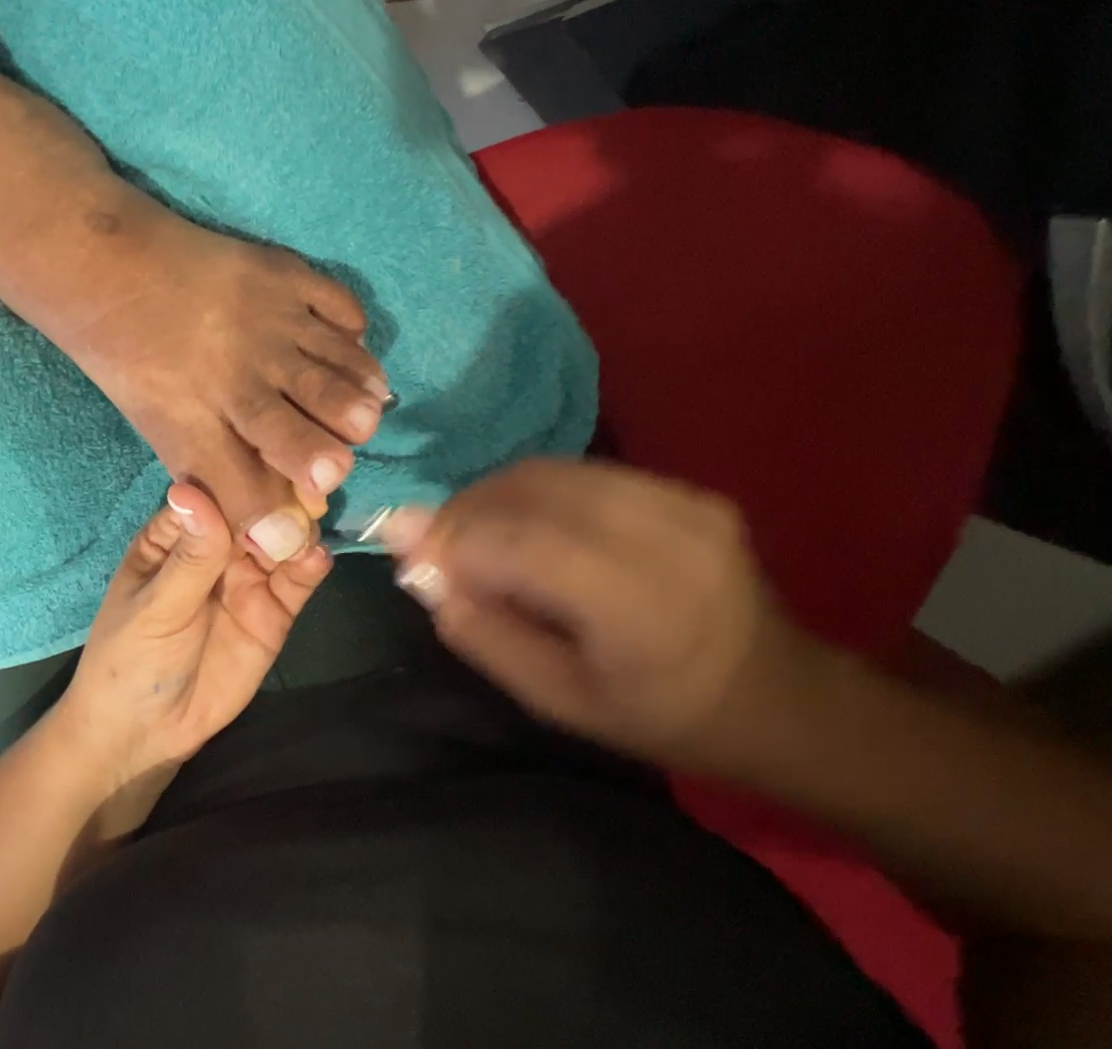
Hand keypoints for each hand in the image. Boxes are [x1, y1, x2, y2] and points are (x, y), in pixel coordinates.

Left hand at [52, 483, 331, 806]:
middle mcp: (217, 545)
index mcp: (176, 533)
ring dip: (299, 529)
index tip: (270, 457)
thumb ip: (189, 558)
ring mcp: (248, 577)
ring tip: (310, 525)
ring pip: (283, 539)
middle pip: (256, 509)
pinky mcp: (274, 611)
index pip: (214, 491)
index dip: (241, 474)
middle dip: (279, 498)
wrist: (147, 732)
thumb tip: (194, 490)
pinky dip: (311, 567)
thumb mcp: (155, 607)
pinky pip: (298, 582)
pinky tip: (317, 558)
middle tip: (306, 489)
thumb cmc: (130, 660)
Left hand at [53, 211, 387, 560]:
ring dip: (359, 395)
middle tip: (336, 467)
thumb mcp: (159, 428)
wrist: (114, 271)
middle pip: (295, 430)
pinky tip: (352, 349)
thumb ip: (213, 472)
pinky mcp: (284, 275)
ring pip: (336, 369)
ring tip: (367, 413)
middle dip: (323, 458)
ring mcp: (266, 321)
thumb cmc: (133, 363)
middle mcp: (234, 378)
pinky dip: (354, 334)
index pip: (241, 486)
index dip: (271, 520)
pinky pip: (341, 307)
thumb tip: (273, 527)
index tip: (292, 541)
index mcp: (192, 423)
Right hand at [386, 459, 822, 770]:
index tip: (409, 559)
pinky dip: (531, 494)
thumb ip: (480, 630)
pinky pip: (580, 473)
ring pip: (550, 471)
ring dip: (492, 498)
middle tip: (433, 549)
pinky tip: (523, 530)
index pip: (522, 541)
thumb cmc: (657, 715)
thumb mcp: (554, 698)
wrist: (778, 696)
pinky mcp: (685, 488)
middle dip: (464, 511)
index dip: (453, 539)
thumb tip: (414, 565)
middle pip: (531, 489)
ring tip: (473, 540)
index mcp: (641, 606)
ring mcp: (683, 502)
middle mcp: (667, 536)